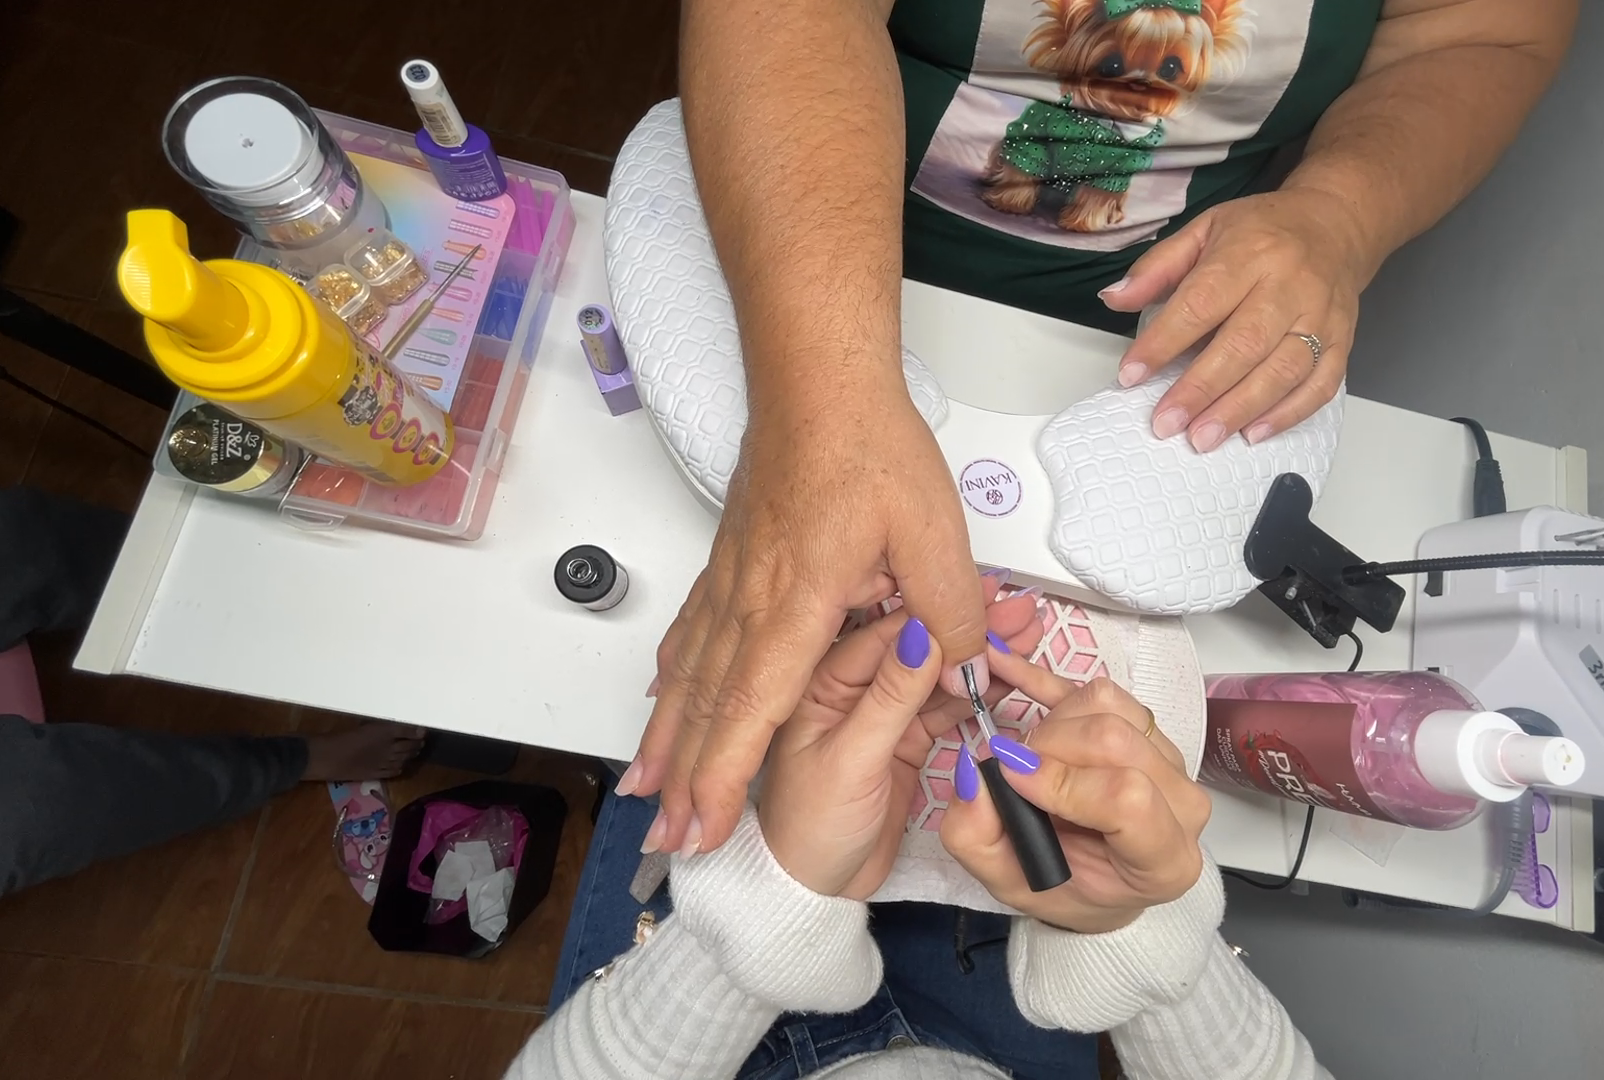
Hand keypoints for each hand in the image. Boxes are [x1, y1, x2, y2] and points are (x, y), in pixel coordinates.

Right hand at [629, 395, 988, 855]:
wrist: (818, 384)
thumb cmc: (870, 448)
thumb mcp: (933, 532)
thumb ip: (947, 610)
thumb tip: (957, 668)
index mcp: (799, 602)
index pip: (754, 705)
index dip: (727, 773)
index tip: (702, 828)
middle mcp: (750, 599)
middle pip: (708, 700)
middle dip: (688, 775)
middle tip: (665, 833)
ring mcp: (732, 577)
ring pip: (690, 668)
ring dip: (668, 732)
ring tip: (646, 783)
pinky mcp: (733, 557)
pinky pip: (692, 627)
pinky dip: (672, 672)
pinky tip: (661, 690)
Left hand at [759, 597, 1044, 898]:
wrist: (816, 892)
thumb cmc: (811, 828)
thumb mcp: (851, 759)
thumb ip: (890, 698)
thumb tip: (923, 634)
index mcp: (824, 681)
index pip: (886, 635)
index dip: (936, 616)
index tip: (982, 599)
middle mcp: (854, 687)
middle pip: (919, 649)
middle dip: (967, 629)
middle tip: (1017, 610)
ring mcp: (884, 713)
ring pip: (939, 676)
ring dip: (980, 658)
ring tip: (1025, 634)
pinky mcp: (907, 740)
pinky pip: (946, 709)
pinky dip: (977, 695)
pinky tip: (1009, 677)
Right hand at [943, 657, 1210, 933]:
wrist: (1098, 878)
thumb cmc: (1063, 886)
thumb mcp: (1007, 883)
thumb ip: (977, 837)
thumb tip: (974, 773)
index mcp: (1163, 859)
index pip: (1129, 799)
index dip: (1062, 781)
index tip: (1010, 777)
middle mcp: (1181, 804)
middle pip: (1114, 740)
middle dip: (1046, 746)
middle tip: (1012, 768)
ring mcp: (1169, 758)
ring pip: (1107, 705)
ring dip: (1051, 721)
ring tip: (1029, 752)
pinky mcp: (1144, 724)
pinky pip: (1097, 687)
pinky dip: (1044, 677)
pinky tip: (1004, 666)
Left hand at [1103, 187, 1375, 451]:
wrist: (1337, 222)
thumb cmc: (1262, 233)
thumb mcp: (1202, 231)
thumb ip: (1156, 268)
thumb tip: (1114, 297)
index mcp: (1250, 254)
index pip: (1200, 304)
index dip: (1162, 343)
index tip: (1131, 375)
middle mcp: (1290, 285)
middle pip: (1244, 344)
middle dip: (1200, 390)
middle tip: (1166, 423)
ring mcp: (1321, 315)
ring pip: (1283, 370)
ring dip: (1239, 410)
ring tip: (1203, 438)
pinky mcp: (1343, 340)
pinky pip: (1322, 384)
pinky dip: (1288, 414)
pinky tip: (1253, 434)